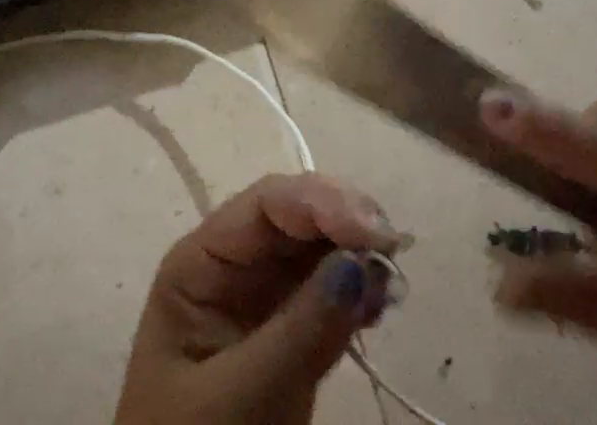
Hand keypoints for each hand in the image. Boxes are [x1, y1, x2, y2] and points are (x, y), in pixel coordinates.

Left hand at [115, 173, 400, 424]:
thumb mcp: (242, 393)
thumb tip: (361, 261)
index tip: (372, 231)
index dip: (320, 202)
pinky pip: (333, 290)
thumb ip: (301, 330)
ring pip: (322, 248)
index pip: (265, 205)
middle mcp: (234, 265)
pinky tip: (382, 305)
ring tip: (393, 285)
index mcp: (201, 263)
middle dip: (348, 222)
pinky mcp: (292, 329)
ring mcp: (265, 296)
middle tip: (395, 250)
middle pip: (298, 217)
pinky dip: (362, 289)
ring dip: (361, 254)